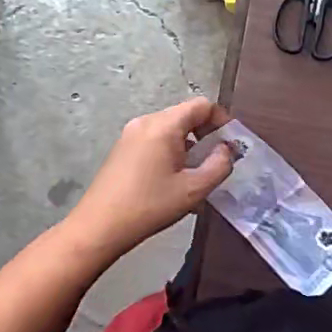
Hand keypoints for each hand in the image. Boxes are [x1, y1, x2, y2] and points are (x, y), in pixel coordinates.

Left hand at [67, 98, 236, 256]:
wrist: (100, 226)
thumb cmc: (150, 206)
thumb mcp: (194, 189)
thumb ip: (219, 165)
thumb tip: (227, 150)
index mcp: (163, 125)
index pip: (201, 105)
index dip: (221, 120)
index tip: (231, 144)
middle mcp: (145, 122)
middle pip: (185, 115)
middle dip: (206, 134)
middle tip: (217, 161)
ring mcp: (130, 134)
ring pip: (170, 129)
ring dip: (189, 145)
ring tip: (196, 174)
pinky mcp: (122, 149)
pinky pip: (155, 140)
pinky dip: (171, 151)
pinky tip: (173, 179)